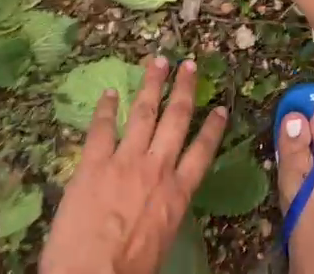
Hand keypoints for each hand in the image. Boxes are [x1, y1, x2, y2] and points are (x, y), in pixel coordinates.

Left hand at [39, 56, 226, 273]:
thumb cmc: (130, 273)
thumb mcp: (161, 244)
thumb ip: (165, 215)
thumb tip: (164, 210)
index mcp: (177, 195)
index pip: (202, 153)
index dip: (212, 128)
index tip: (220, 108)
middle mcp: (156, 170)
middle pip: (176, 120)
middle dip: (184, 89)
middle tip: (189, 65)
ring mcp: (124, 162)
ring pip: (144, 113)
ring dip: (152, 85)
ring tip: (158, 61)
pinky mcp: (93, 164)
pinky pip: (102, 129)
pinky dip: (107, 109)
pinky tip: (110, 92)